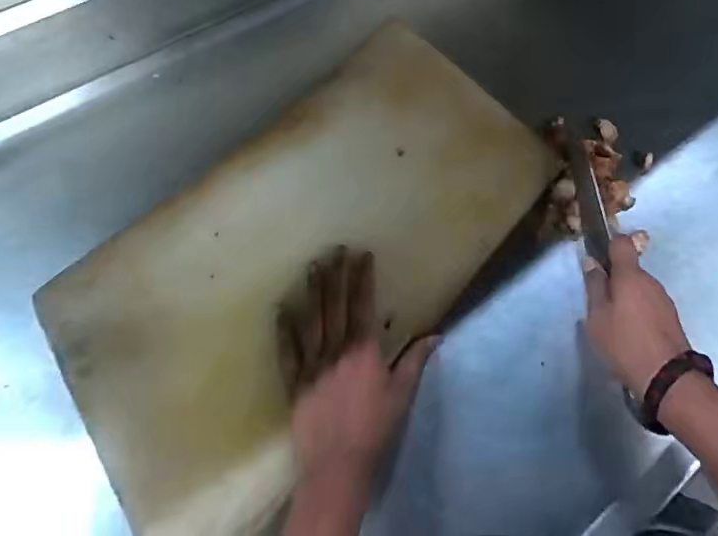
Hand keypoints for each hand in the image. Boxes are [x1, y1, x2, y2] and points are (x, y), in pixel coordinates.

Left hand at [278, 247, 437, 487]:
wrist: (337, 466)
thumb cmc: (375, 427)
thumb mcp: (402, 393)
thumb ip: (416, 360)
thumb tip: (436, 334)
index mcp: (364, 349)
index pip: (363, 304)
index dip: (362, 277)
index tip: (362, 254)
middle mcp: (336, 350)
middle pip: (335, 306)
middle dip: (336, 276)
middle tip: (334, 250)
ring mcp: (312, 366)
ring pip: (312, 321)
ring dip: (312, 293)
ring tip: (312, 267)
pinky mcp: (295, 384)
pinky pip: (287, 352)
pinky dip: (284, 331)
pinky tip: (281, 310)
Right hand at [582, 233, 691, 396]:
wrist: (667, 377)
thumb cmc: (625, 343)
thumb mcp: (598, 318)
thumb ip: (595, 287)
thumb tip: (592, 262)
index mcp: (630, 275)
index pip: (621, 242)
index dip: (609, 245)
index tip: (598, 260)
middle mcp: (650, 280)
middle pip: (630, 269)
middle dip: (616, 281)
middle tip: (601, 304)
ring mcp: (663, 298)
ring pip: (640, 288)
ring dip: (628, 299)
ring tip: (616, 326)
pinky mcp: (671, 317)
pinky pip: (650, 305)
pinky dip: (640, 313)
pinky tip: (633, 336)